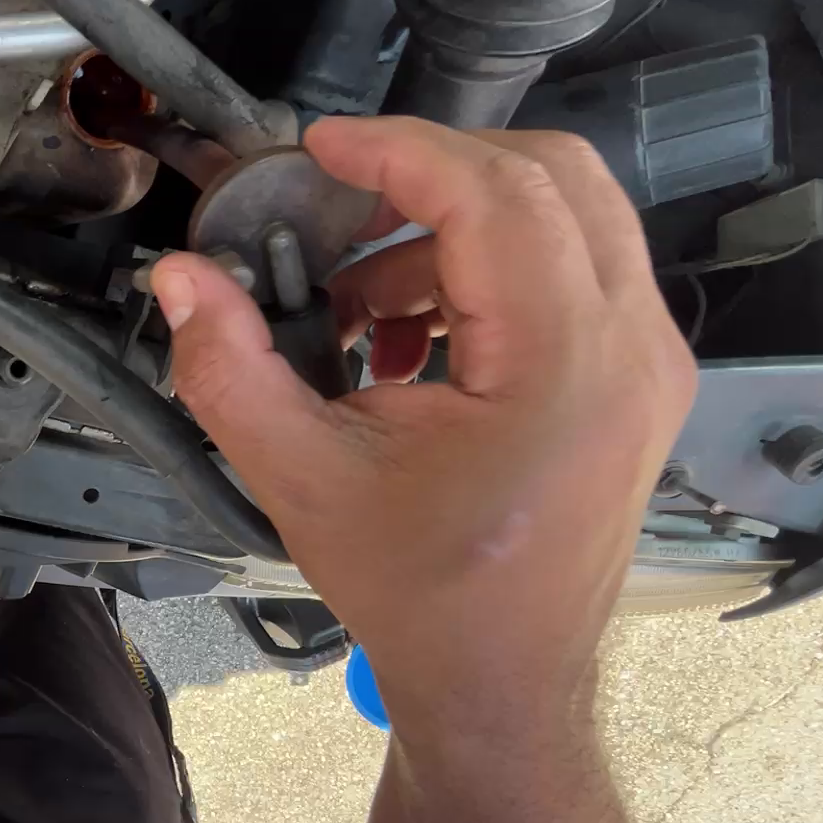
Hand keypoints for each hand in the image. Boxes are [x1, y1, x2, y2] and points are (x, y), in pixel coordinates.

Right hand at [151, 116, 695, 743]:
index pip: (494, 196)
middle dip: (429, 172)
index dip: (398, 151)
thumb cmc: (411, 587)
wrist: (496, 676)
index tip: (319, 146)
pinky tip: (398, 345)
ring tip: (352, 305)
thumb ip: (226, 369)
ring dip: (441, 234)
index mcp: (562, 365)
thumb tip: (180, 280)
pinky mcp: (623, 379)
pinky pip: (556, 274)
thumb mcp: (295, 475)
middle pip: (549, 179)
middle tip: (335, 201)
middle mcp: (631, 345)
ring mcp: (642, 360)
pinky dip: (468, 277)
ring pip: (558, 220)